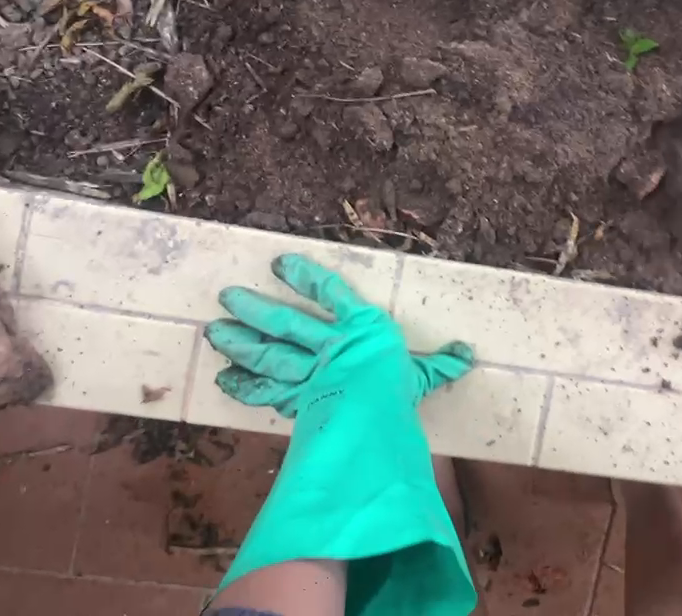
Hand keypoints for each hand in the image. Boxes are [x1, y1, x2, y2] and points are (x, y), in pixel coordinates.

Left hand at [206, 253, 472, 416]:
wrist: (370, 417)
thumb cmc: (397, 388)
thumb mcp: (421, 375)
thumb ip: (438, 365)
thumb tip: (468, 355)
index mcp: (360, 328)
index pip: (331, 293)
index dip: (305, 277)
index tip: (279, 264)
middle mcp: (328, 344)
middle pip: (285, 324)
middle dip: (255, 310)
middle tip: (226, 297)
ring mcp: (307, 372)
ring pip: (267, 354)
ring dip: (240, 343)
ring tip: (214, 331)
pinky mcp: (297, 400)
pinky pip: (266, 390)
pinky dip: (245, 385)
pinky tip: (225, 379)